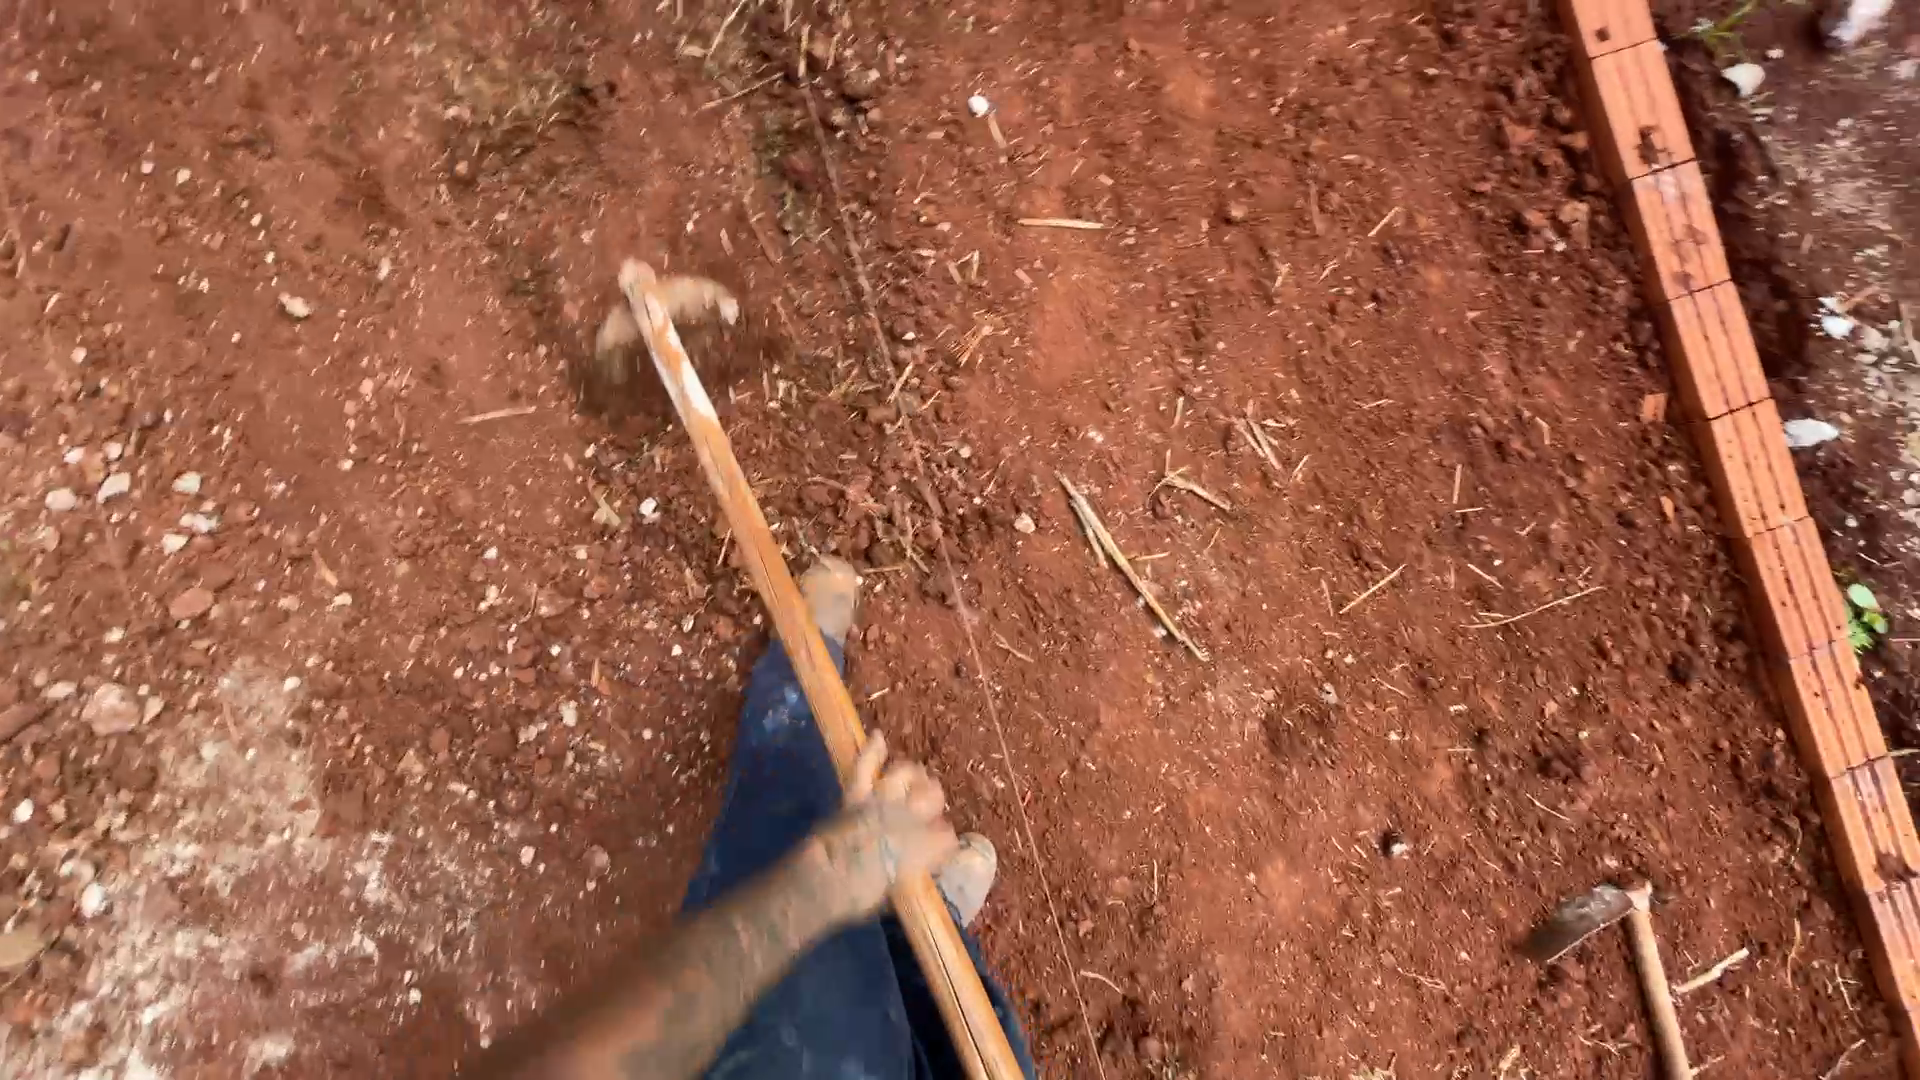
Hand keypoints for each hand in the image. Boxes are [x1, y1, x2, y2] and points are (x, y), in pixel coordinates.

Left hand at [806, 733, 959, 921]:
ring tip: (915, 780)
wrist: (827, 880)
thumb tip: (921, 855)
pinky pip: (865, 766)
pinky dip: (872, 750)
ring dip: (913, 777)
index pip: (946, 835)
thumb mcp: (895, 887)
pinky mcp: (856, 794)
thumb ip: (913, 867)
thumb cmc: (861, 895)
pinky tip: (878, 737)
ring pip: (907, 774)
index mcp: (923, 845)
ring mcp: (882, 799)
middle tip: (928, 813)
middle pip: (933, 797)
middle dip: (933, 803)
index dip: (944, 840)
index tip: (942, 846)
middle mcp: (909, 817)